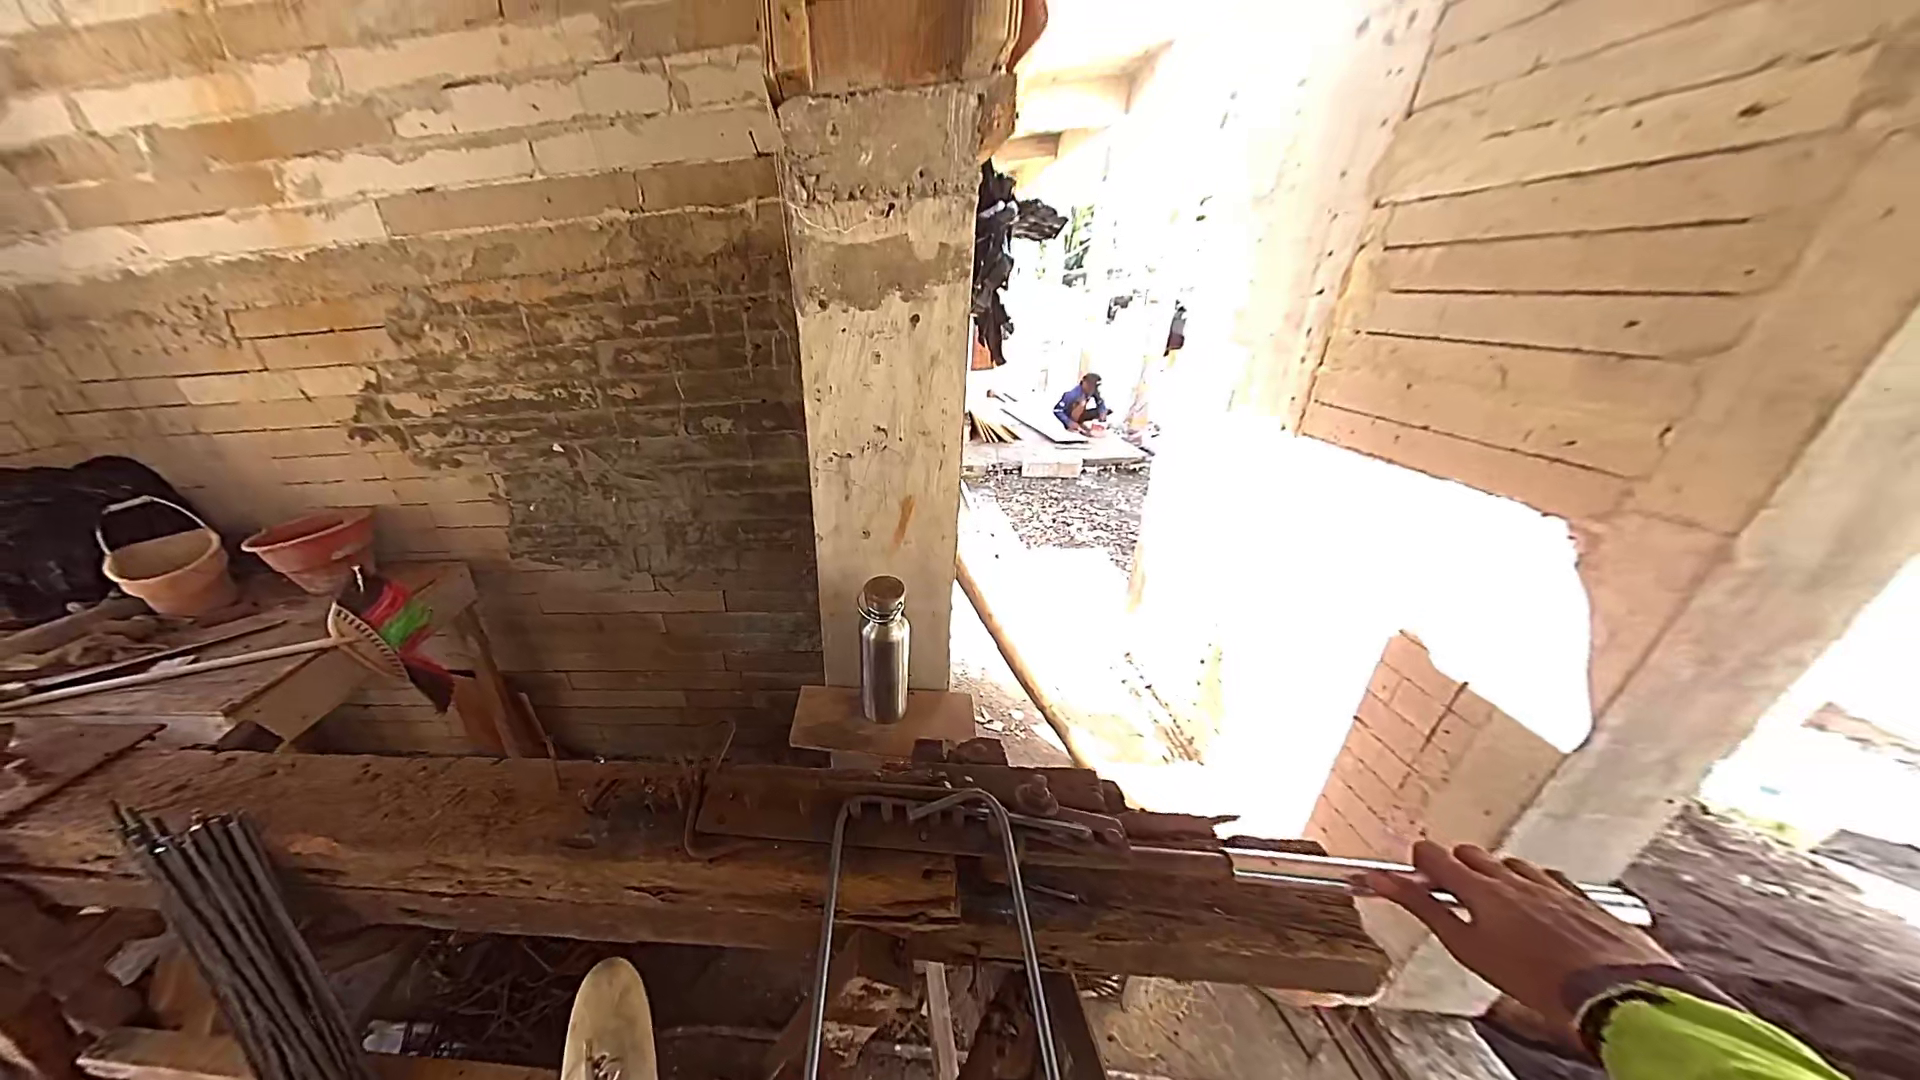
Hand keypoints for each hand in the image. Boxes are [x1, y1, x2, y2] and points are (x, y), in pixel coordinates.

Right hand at [1364, 842, 1672, 1033]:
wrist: (1620, 998)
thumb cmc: (1539, 978)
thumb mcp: (1466, 947)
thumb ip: (1419, 906)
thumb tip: (1378, 879)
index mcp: (1477, 886)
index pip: (1431, 852)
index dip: (1421, 864)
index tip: (1419, 879)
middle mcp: (1511, 877)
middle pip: (1470, 853)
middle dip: (1460, 870)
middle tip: (1460, 899)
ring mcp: (1552, 886)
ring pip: (1511, 865)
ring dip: (1501, 878)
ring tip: (1503, 908)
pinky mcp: (1586, 900)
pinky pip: (1555, 880)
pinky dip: (1542, 888)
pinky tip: (1546, 910)